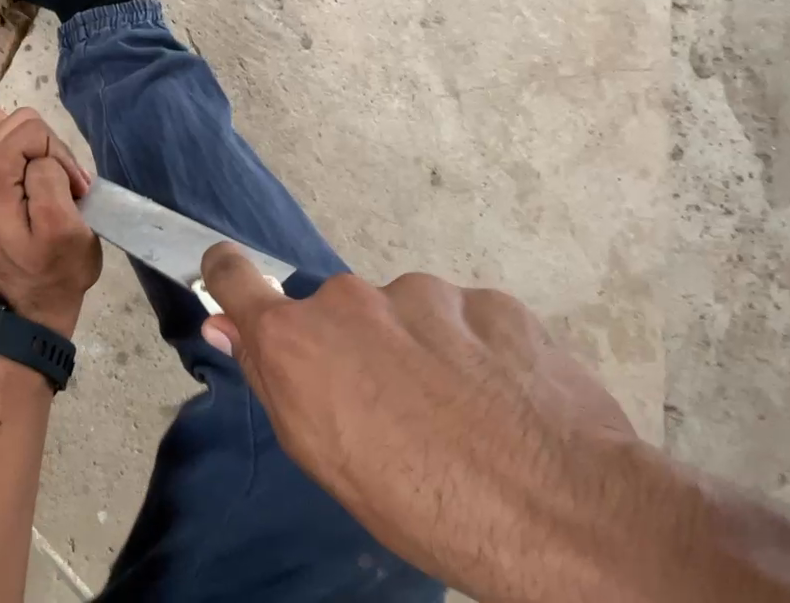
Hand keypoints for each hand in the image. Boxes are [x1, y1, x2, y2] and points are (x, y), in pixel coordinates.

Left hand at [0, 108, 99, 336]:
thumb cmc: (55, 270)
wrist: (31, 302)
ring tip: (42, 176)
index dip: (61, 155)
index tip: (74, 190)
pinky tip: (13, 168)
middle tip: (63, 186)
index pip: (33, 130)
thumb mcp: (66, 228)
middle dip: (47, 148)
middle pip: (17, 122)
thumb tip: (41, 158)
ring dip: (26, 144)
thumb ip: (51, 178)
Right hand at [198, 244, 639, 600]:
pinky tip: (505, 397)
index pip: (232, 275)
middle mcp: (346, 299)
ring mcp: (423, 294)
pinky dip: (474, 347)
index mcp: (293, 338)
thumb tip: (226, 326)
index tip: (232, 277)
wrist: (564, 516)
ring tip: (463, 409)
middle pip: (333, 310)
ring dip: (418, 345)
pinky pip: (465, 318)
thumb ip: (268, 375)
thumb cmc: (418, 501)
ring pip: (404, 312)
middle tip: (394, 404)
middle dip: (353, 343)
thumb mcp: (318, 453)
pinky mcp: (492, 302)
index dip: (227, 274)